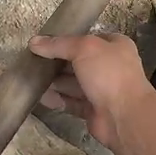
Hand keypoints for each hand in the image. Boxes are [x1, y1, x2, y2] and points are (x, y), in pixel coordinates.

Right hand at [31, 33, 155, 148]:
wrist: (124, 116)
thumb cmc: (109, 73)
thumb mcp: (84, 49)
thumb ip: (59, 45)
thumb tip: (34, 42)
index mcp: (114, 46)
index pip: (87, 39)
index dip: (66, 40)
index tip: (43, 42)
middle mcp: (109, 66)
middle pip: (78, 61)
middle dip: (56, 62)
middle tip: (32, 62)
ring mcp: (102, 89)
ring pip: (73, 83)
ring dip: (54, 81)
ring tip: (31, 79)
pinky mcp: (93, 109)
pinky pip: (72, 102)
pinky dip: (57, 99)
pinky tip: (41, 97)